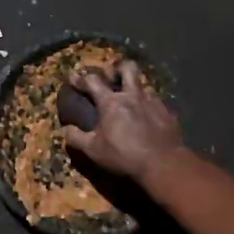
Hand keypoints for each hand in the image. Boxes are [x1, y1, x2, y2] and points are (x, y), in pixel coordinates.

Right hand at [61, 61, 185, 181]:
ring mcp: (154, 102)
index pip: (92, 81)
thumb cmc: (124, 155)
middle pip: (128, 68)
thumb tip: (64, 129)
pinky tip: (146, 118)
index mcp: (111, 102)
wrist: (165, 164)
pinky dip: (148, 106)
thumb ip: (75, 137)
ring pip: (143, 86)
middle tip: (112, 79)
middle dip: (118, 68)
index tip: (73, 78)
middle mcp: (133, 96)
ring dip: (134, 90)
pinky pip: (157, 102)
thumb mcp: (93, 150)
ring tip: (130, 103)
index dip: (80, 78)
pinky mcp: (169, 113)